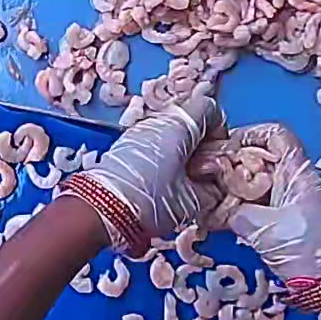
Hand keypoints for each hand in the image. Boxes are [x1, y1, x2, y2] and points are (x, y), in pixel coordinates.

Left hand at [76, 95, 224, 244]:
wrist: (100, 211)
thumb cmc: (150, 201)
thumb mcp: (191, 201)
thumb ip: (211, 189)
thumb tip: (217, 186)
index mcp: (179, 126)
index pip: (210, 108)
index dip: (220, 130)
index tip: (219, 155)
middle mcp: (157, 122)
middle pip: (189, 121)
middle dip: (202, 145)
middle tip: (204, 173)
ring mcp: (138, 133)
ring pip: (171, 134)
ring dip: (183, 153)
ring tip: (183, 183)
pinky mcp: (124, 147)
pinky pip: (154, 145)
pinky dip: (165, 158)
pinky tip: (163, 184)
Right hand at [223, 123, 320, 281]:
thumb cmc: (308, 251)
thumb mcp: (265, 229)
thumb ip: (237, 213)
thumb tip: (218, 208)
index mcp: (299, 173)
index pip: (276, 135)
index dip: (250, 134)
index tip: (226, 146)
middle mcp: (298, 181)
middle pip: (264, 157)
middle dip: (236, 162)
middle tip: (211, 173)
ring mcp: (295, 200)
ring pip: (261, 181)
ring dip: (237, 186)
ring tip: (214, 195)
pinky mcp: (291, 219)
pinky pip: (263, 202)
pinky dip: (244, 205)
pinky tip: (224, 215)